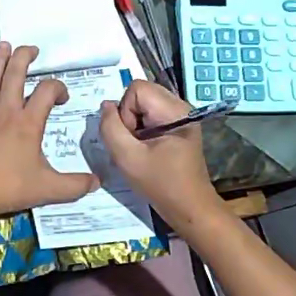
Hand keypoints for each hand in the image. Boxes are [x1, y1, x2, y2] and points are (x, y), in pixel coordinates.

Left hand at [0, 43, 97, 222]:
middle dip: (25, 58)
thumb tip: (97, 181)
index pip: (47, 92)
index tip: (62, 97)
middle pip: (15, 75)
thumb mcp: (48, 189)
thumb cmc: (8, 188)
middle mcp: (5, 112)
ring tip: (4, 46)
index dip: (58, 88)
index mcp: (28, 123)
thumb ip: (75, 185)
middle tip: (31, 49)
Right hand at [98, 80, 225, 233]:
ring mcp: (180, 116)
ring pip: (143, 105)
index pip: (136, 88)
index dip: (125, 111)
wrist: (189, 207)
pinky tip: (146, 151)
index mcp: (174, 110)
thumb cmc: (161, 184)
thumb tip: (106, 106)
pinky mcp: (177, 127)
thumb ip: (111, 128)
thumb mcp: (128, 158)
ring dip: (134, 125)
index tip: (131, 138)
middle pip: (140, 93)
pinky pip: (150, 116)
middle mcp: (180, 107)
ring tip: (141, 149)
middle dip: (128, 117)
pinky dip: (141, 130)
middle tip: (134, 144)